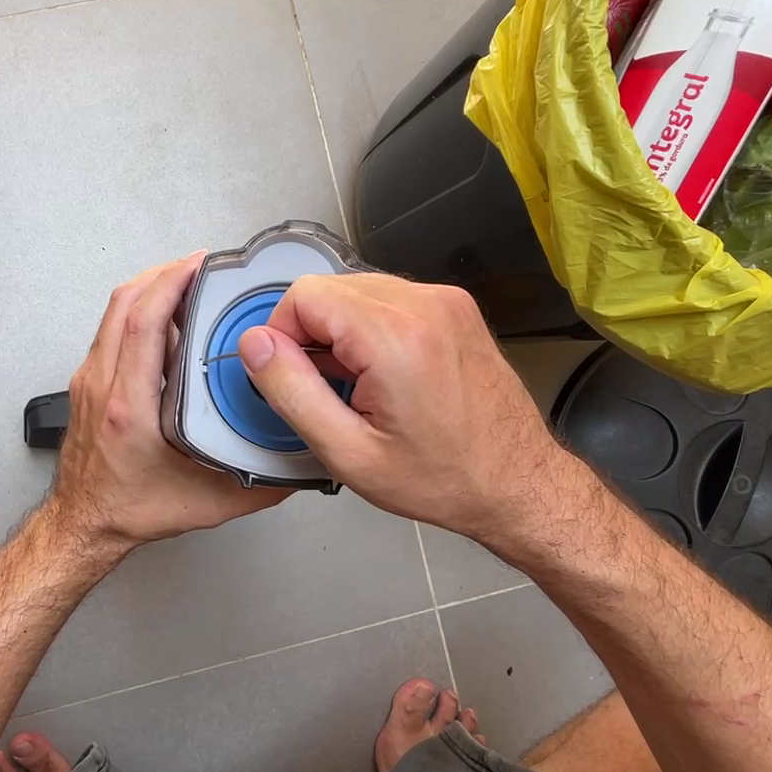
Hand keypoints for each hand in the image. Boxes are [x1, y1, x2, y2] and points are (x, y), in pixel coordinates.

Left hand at [48, 255, 287, 553]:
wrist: (83, 523)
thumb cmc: (129, 511)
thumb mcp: (208, 503)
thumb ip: (260, 484)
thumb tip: (298, 462)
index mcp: (128, 408)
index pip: (141, 324)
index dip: (169, 284)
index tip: (197, 266)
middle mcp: (101, 386)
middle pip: (123, 304)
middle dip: (163, 274)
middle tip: (199, 267)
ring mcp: (89, 381)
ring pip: (111, 313)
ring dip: (149, 289)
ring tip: (185, 284)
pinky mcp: (87, 383)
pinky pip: (109, 330)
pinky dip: (137, 311)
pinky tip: (165, 319)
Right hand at [235, 274, 577, 545]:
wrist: (517, 484)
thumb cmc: (439, 478)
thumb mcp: (347, 452)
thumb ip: (291, 391)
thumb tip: (254, 343)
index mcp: (396, 337)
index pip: (304, 294)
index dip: (281, 333)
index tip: (292, 377)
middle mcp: (426, 304)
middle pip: (327, 287)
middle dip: (309, 332)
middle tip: (323, 387)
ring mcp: (446, 301)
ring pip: (354, 288)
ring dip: (337, 329)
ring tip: (354, 383)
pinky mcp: (455, 307)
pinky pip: (386, 297)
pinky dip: (367, 326)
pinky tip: (378, 371)